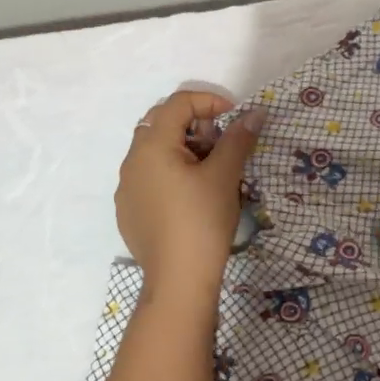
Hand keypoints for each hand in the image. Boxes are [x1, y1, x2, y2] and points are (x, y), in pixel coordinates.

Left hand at [115, 90, 266, 290]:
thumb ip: (237, 140)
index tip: (235, 117)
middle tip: (220, 145)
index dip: (209, 101)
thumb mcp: (224, 177)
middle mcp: (131, 161)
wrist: (179, 278)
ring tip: (209, 173)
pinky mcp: (128, 211)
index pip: (177, 104)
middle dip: (193, 125)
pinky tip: (189, 199)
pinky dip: (169, 174)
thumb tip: (254, 114)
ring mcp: (126, 188)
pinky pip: (148, 179)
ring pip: (153, 153)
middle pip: (160, 124)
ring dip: (181, 150)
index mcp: (152, 146)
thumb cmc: (202, 221)